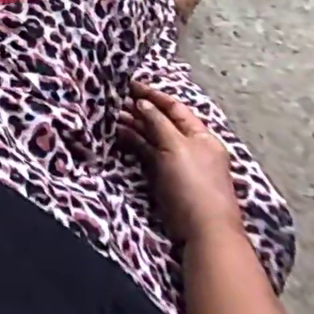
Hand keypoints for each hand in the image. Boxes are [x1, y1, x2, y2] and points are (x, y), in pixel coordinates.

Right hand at [117, 81, 244, 242]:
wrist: (203, 229)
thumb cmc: (194, 183)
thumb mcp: (177, 146)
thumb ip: (158, 121)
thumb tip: (142, 102)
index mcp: (201, 136)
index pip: (175, 107)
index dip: (153, 95)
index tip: (129, 84)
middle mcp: (189, 145)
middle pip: (162, 120)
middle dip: (139, 109)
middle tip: (115, 99)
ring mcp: (176, 160)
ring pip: (151, 135)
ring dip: (133, 124)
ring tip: (111, 114)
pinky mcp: (164, 174)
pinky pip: (146, 151)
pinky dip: (133, 141)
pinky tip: (118, 132)